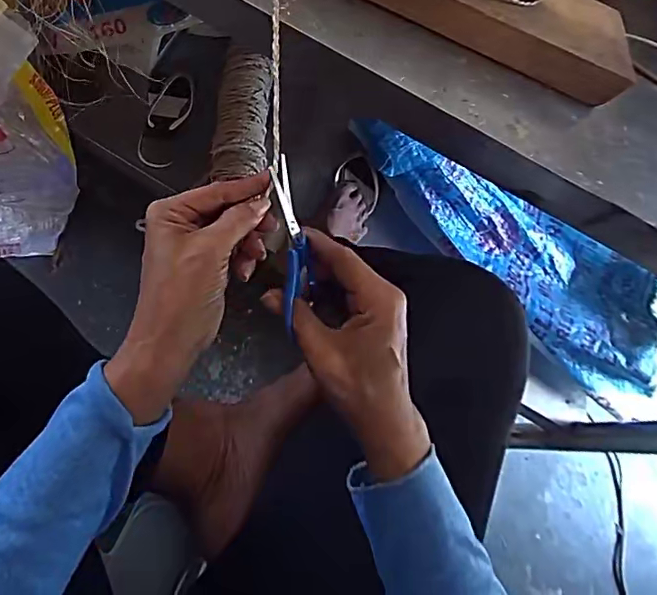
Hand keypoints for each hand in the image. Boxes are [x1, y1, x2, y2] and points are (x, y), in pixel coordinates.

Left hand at [107, 172, 271, 422]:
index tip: (268, 178)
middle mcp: (178, 224)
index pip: (215, 191)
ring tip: (254, 254)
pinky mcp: (202, 262)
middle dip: (248, 220)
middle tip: (269, 224)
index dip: (245, 187)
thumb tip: (258, 202)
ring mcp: (191, 244)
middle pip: (225, 209)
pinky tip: (244, 270)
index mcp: (169, 213)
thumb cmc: (176, 301)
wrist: (168, 345)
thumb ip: (237, 221)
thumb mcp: (210, 252)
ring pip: (232, 229)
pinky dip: (242, 256)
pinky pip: (230, 248)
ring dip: (247, 241)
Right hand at [261, 229, 430, 480]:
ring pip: (345, 279)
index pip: (344, 257)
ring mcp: (383, 305)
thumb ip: (295, 315)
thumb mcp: (320, 350)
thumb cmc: (358, 388)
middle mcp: (385, 294)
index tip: (293, 233)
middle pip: (345, 266)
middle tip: (285, 262)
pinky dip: (327, 293)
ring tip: (291, 280)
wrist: (386, 422)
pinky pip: (349, 294)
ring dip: (319, 279)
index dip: (316, 244)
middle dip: (314, 263)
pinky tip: (307, 297)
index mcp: (379, 296)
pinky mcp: (377, 317)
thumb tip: (271, 294)